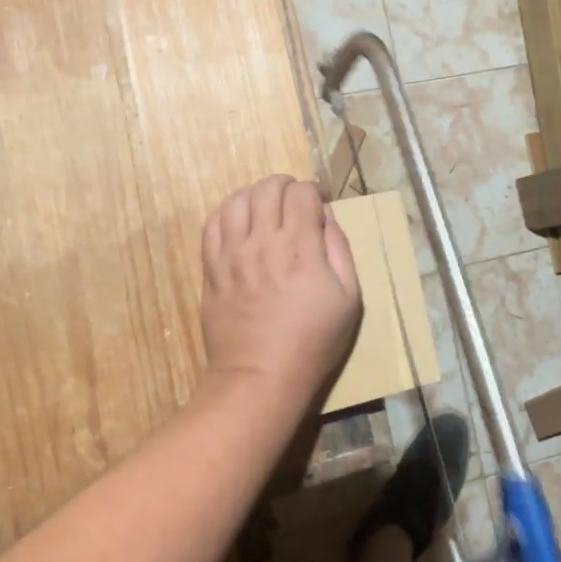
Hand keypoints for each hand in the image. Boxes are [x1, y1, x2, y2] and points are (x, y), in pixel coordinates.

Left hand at [200, 176, 361, 402]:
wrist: (260, 376)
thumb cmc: (313, 340)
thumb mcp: (348, 298)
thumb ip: (339, 249)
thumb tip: (326, 216)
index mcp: (301, 246)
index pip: (302, 193)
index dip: (313, 192)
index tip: (318, 206)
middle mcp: (263, 241)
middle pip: (268, 188)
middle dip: (285, 186)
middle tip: (294, 201)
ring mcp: (232, 254)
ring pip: (237, 200)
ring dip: (255, 195)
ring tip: (265, 206)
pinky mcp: (211, 268)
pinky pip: (212, 224)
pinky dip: (227, 213)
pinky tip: (239, 222)